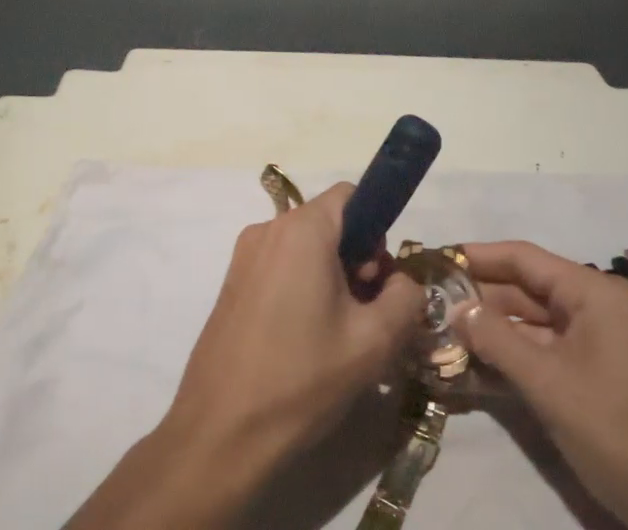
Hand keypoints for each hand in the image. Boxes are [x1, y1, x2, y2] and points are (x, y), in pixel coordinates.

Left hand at [166, 181, 423, 457]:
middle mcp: (267, 230)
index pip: (352, 195)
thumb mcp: (375, 340)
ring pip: (306, 249)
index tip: (381, 277)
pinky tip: (310, 343)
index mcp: (301, 230)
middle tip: (368, 313)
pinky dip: (305, 290)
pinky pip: (282, 269)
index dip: (379, 228)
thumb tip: (403, 283)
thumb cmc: (301, 378)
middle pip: (330, 223)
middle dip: (359, 259)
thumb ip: (406, 298)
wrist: (220, 432)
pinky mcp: (232, 286)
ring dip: (334, 278)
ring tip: (341, 336)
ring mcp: (243, 258)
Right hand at [457, 241, 627, 529]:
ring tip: (440, 338)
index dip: (475, 256)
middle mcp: (602, 308)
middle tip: (426, 307)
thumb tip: (455, 308)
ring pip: (538, 325)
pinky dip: (518, 358)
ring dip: (494, 332)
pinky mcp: (607, 377)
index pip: (523, 258)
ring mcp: (607, 344)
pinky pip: (552, 353)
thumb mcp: (550, 384)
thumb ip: (497, 340)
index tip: (432, 260)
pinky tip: (478, 369)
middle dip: (479, 299)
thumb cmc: (621, 432)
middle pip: (528, 290)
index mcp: (596, 294)